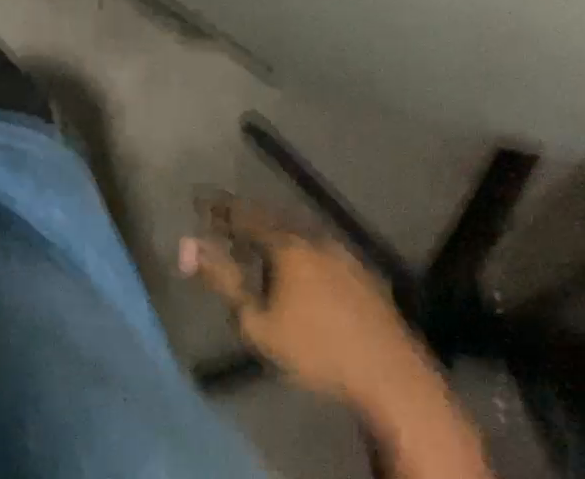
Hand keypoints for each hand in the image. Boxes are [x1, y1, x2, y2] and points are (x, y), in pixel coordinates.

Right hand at [180, 195, 436, 407]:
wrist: (395, 383)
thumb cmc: (316, 352)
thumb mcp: (256, 322)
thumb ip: (221, 280)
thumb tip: (189, 245)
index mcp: (289, 247)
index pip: (244, 215)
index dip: (219, 207)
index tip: (198, 200)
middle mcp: (318, 242)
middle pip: (274, 219)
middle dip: (247, 218)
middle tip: (225, 222)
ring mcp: (348, 259)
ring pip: (301, 234)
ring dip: (276, 234)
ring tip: (258, 244)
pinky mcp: (368, 279)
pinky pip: (322, 251)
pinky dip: (300, 250)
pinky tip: (298, 268)